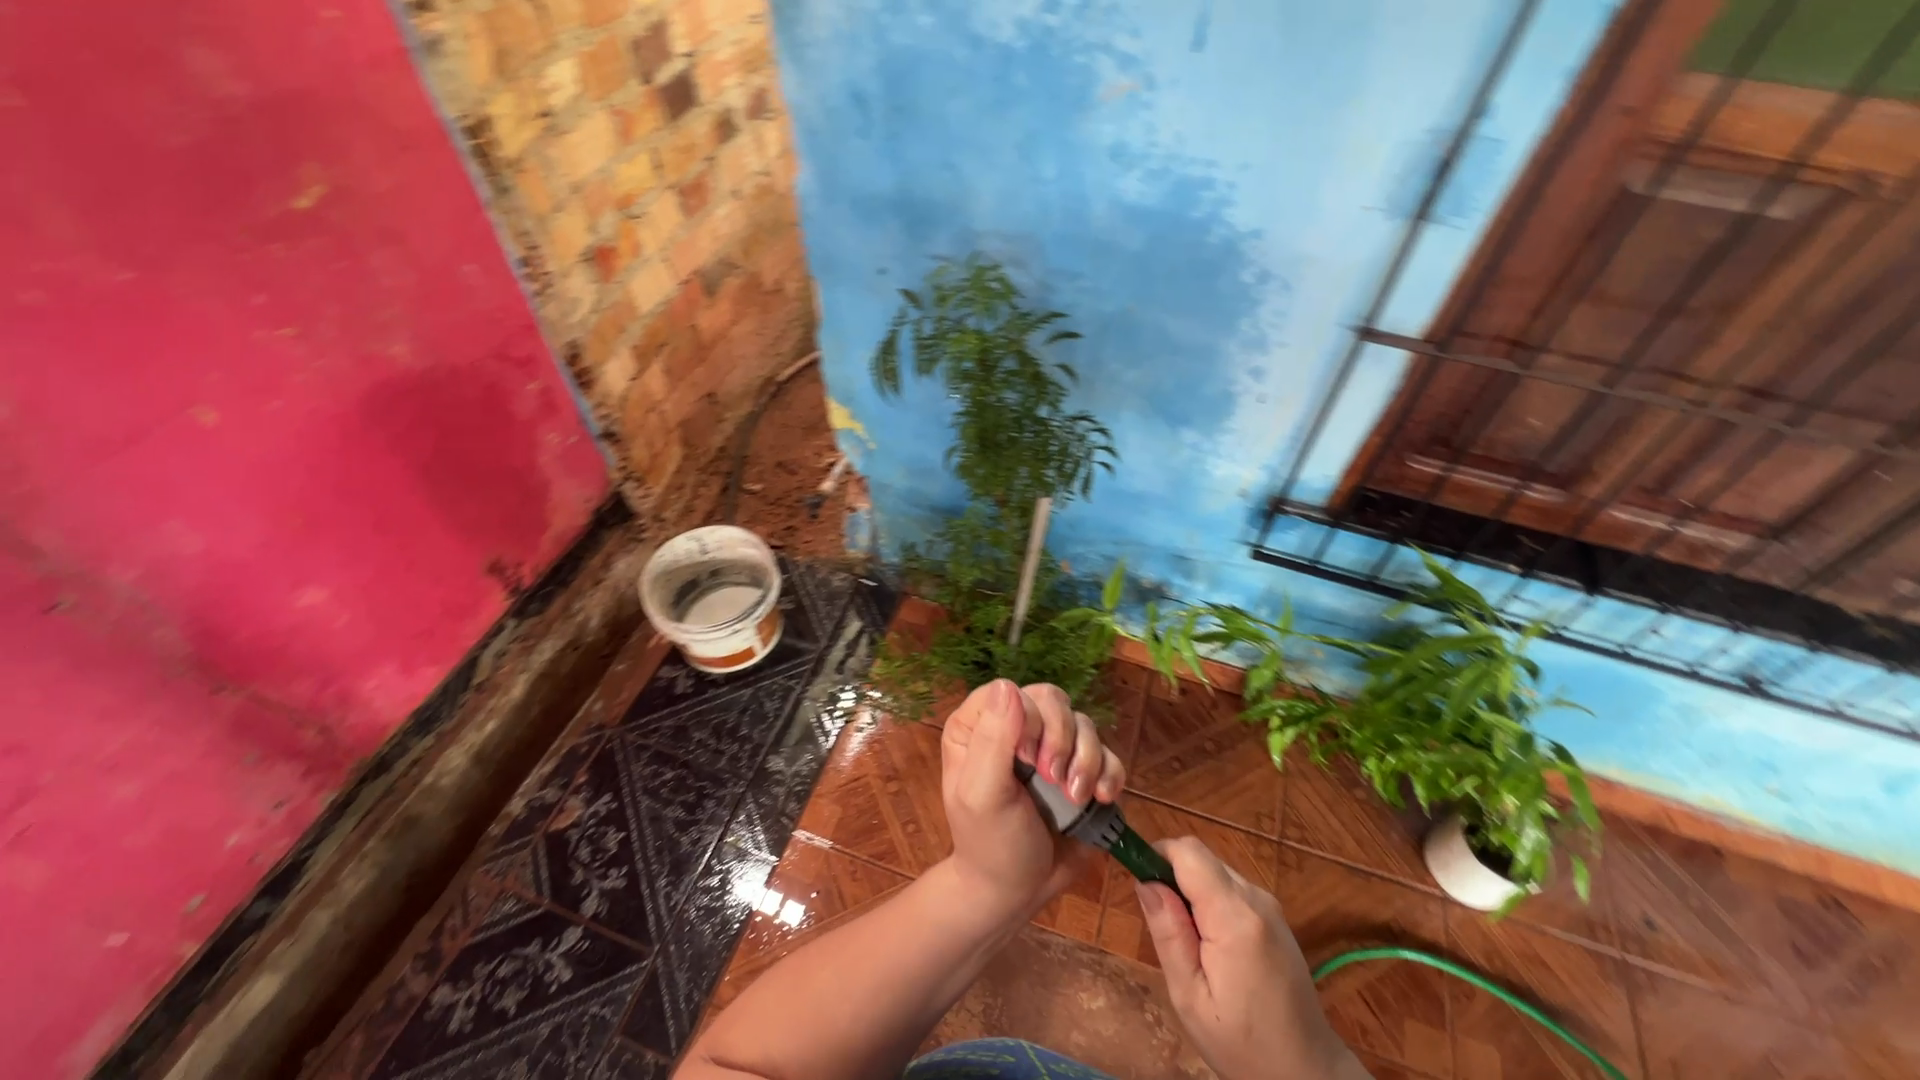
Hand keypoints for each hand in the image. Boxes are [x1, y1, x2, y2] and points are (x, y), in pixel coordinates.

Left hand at [939, 680, 1123, 916]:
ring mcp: (1050, 748)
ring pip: (1083, 723)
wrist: (1019, 890)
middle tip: (1053, 779)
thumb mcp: (982, 794)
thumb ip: (993, 741)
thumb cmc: (991, 843)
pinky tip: (1099, 799)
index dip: (1028, 718)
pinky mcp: (1081, 770)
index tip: (1027, 761)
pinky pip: (1107, 752)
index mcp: (978, 727)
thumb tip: (1007, 686)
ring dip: (1087, 760)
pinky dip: (1108, 774)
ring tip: (1075, 798)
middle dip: (1062, 738)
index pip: (1010, 691)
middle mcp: (1014, 729)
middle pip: (1052, 699)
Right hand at [1135, 838, 1369, 1079]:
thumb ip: (1168, 933)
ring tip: (1187, 944)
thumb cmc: (1242, 1043)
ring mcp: (1269, 906)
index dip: (1156, 856)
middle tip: (1162, 928)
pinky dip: (1209, 902)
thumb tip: (1145, 881)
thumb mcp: (1190, 996)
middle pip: (1200, 859)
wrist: (1307, 1070)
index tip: (1139, 886)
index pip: (1188, 852)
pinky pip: (1230, 889)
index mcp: (1235, 916)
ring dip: (1190, 892)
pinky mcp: (1274, 917)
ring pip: (1214, 871)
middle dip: (1171, 878)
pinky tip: (1210, 947)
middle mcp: (1256, 899)